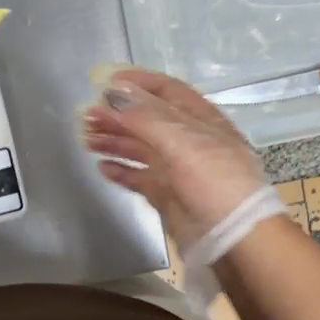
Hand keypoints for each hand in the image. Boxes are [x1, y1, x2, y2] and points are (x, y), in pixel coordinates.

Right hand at [82, 69, 282, 265]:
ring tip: (87, 140)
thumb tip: (113, 92)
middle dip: (118, 115)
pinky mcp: (167, 195)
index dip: (138, 84)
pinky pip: (139, 177)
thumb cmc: (214, 182)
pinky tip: (103, 167)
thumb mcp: (182, 141)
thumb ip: (145, 117)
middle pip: (148, 120)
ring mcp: (177, 169)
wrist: (233, 237)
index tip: (105, 83)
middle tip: (86, 117)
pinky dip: (121, 171)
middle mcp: (189, 141)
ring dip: (114, 141)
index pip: (167, 91)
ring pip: (140, 149)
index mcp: (200, 121)